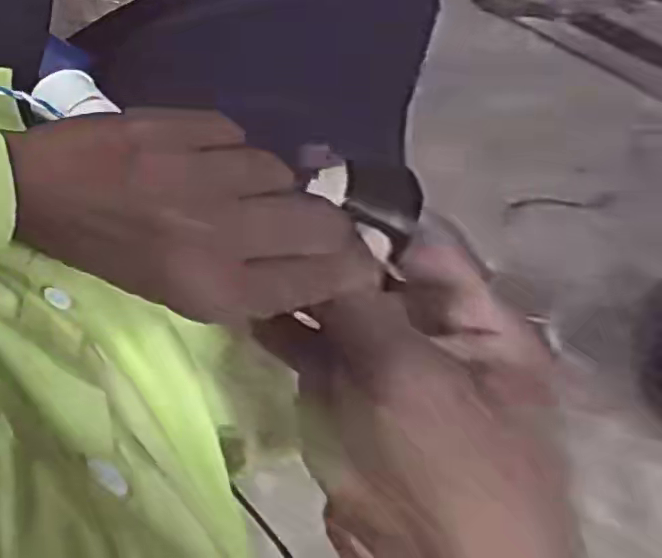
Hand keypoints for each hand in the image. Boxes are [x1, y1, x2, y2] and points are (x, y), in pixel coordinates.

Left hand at [5, 108, 378, 322]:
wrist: (27, 188)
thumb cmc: (95, 243)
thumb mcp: (171, 289)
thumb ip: (249, 281)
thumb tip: (323, 260)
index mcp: (215, 288)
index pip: (332, 276)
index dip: (343, 260)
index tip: (330, 248)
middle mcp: (214, 234)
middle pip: (321, 220)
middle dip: (310, 216)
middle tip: (274, 208)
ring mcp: (189, 175)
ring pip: (277, 167)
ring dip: (256, 174)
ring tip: (215, 176)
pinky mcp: (163, 128)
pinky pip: (230, 129)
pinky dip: (220, 140)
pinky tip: (189, 149)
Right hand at [257, 233, 574, 557]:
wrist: (424, 551)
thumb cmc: (447, 460)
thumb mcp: (410, 373)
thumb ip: (358, 299)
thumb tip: (310, 230)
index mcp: (475, 324)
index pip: (422, 244)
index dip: (366, 210)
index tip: (297, 179)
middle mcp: (422, 327)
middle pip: (361, 266)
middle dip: (308, 240)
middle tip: (244, 208)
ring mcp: (372, 352)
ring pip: (319, 295)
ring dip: (278, 275)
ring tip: (225, 244)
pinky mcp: (328, 374)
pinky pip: (291, 328)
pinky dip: (262, 311)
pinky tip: (226, 290)